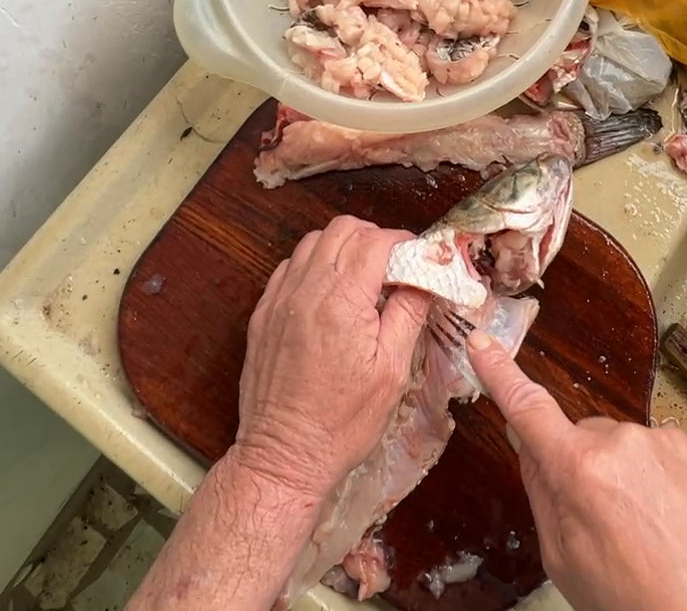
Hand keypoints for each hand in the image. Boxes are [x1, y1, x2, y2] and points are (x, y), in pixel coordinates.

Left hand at [235, 216, 432, 500]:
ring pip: (312, 242)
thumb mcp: (392, 371)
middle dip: (372, 236)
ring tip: (361, 276)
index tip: (416, 256)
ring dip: (341, 247)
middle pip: (341, 229)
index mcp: (342, 300)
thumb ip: (408, 314)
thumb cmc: (343, 421)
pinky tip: (327, 293)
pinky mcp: (262, 314)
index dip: (401, 241)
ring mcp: (279, 299)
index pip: (374, 241)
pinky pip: (289, 267)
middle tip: (392, 264)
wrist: (283, 457)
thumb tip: (424, 279)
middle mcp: (306, 289)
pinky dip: (313, 265)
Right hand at [466, 331, 686, 610]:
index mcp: (580, 470)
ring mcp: (670, 442)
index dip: (499, 372)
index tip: (480, 342)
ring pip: (632, 448)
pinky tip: (684, 525)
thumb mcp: (567, 563)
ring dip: (635, 478)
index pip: (527, 409)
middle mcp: (624, 442)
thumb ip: (543, 495)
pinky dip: (672, 483)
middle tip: (611, 524)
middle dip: (588, 467)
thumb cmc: (642, 604)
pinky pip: (672, 455)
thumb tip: (530, 447)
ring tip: (657, 534)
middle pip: (587, 439)